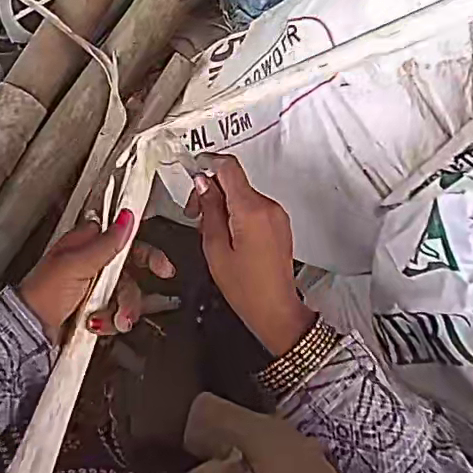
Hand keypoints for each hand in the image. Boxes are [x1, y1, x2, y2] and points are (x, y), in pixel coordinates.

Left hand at [17, 209, 174, 339]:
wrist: (29, 329)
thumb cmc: (43, 291)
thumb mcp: (77, 263)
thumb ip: (107, 242)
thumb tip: (127, 216)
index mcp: (87, 244)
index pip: (125, 241)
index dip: (146, 254)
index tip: (162, 268)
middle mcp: (93, 264)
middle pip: (131, 274)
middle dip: (131, 294)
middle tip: (129, 308)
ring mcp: (94, 288)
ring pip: (126, 296)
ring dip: (121, 311)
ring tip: (111, 321)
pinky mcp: (94, 309)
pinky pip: (116, 314)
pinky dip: (109, 322)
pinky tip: (95, 324)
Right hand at [188, 155, 314, 356]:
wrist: (275, 309)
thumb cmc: (246, 288)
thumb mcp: (214, 247)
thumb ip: (208, 210)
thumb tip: (202, 184)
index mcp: (251, 210)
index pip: (228, 168)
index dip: (207, 163)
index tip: (194, 167)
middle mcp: (268, 207)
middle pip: (234, 180)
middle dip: (210, 190)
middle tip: (195, 212)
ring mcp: (276, 214)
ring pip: (242, 193)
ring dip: (222, 202)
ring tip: (210, 229)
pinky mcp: (279, 223)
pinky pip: (253, 206)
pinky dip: (236, 211)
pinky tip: (226, 233)